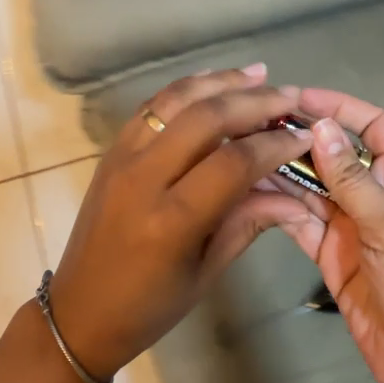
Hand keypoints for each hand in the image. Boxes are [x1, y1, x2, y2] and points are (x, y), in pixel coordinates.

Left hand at [48, 64, 312, 378]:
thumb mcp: (207, 272)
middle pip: (204, 119)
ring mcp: (122, 156)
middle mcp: (143, 177)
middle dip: (251, 101)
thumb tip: (297, 196)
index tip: (303, 134)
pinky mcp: (111, 148)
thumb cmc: (150, 304)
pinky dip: (184, 89)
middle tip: (287, 94)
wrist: (80, 309)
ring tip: (256, 74)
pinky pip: (151, 106)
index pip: (232, 164)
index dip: (272, 144)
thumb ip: (249, 222)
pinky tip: (210, 82)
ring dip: (218, 82)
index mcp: (171, 220)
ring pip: (174, 100)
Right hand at [248, 89, 383, 382]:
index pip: (372, 125)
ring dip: (280, 170)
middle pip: (333, 154)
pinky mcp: (333, 258)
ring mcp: (353, 228)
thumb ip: (352, 178)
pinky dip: (277, 207)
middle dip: (296, 138)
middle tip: (251, 124)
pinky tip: (249, 191)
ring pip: (310, 187)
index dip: (337, 107)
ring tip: (239, 151)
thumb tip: (318, 125)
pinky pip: (301, 222)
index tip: (295, 97)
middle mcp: (377, 195)